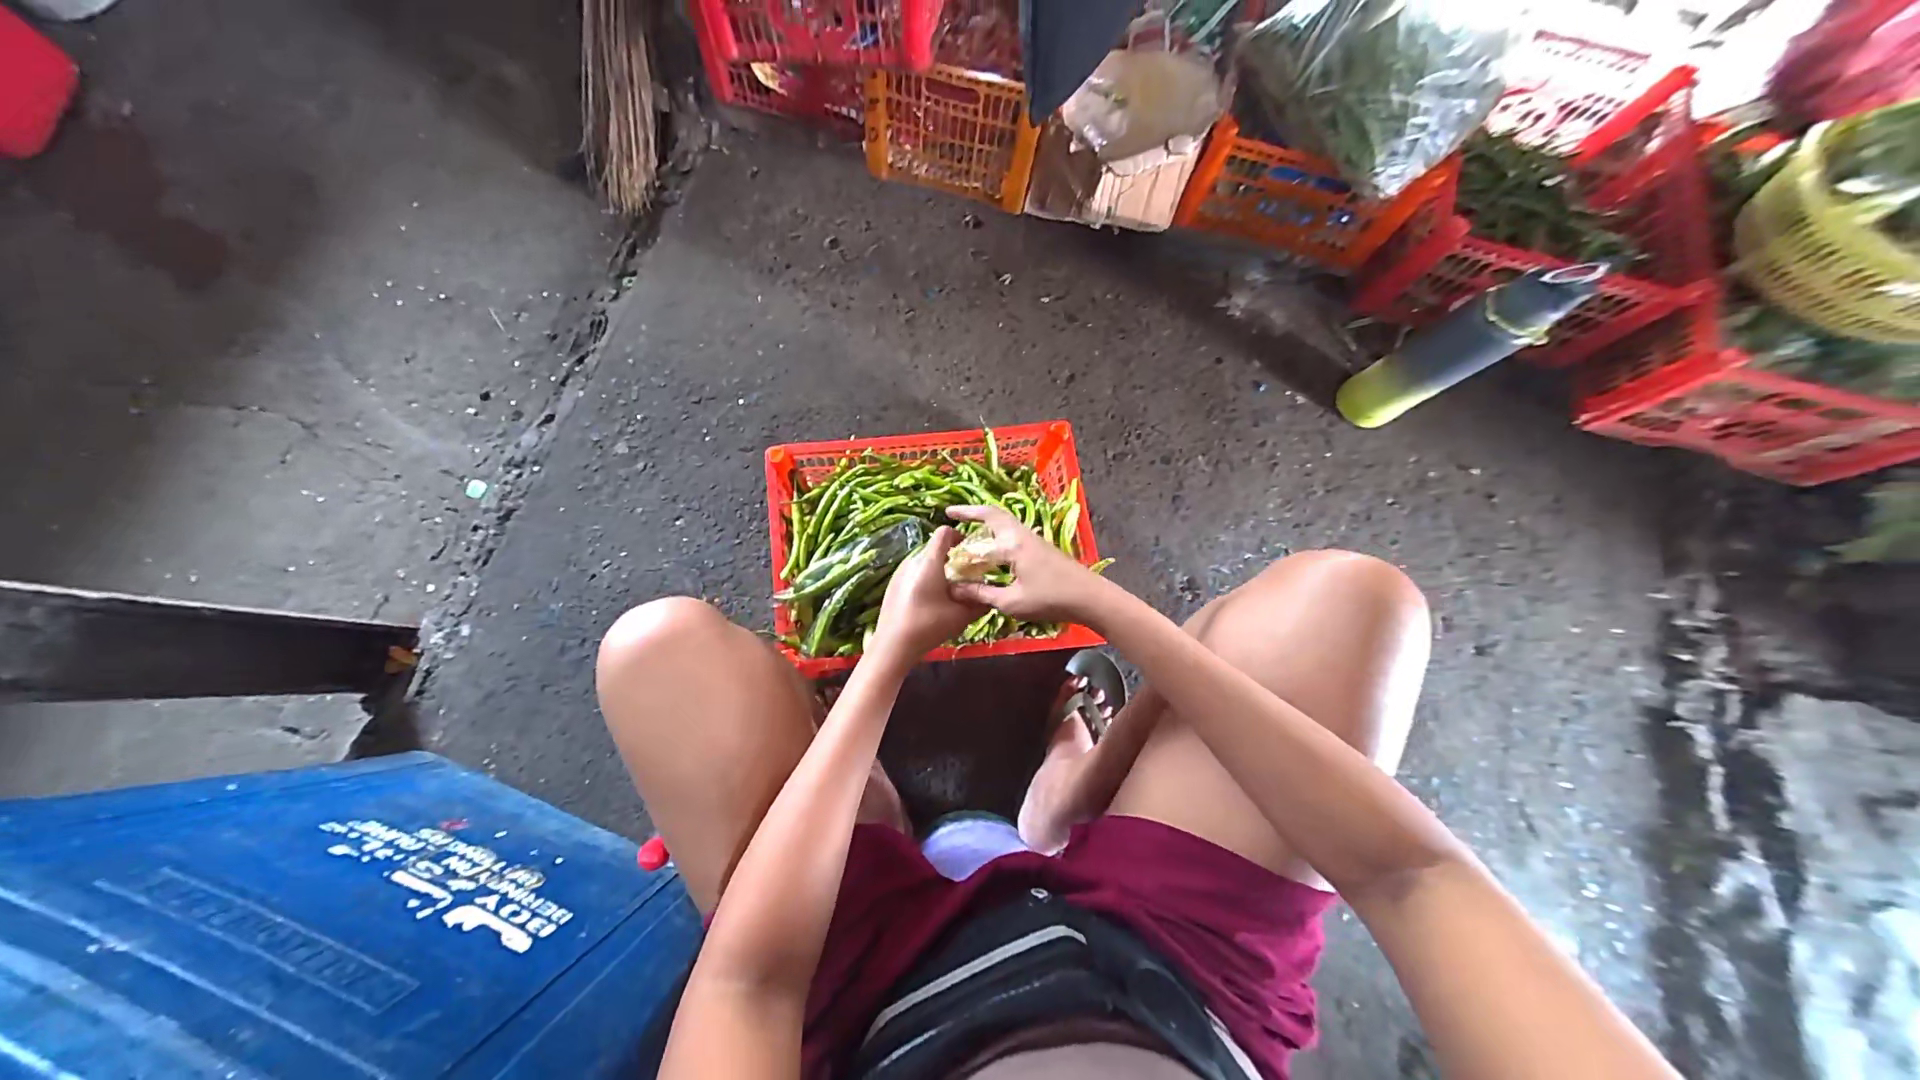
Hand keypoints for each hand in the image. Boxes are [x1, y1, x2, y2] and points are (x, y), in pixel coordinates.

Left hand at [871, 527, 985, 660]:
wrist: (892, 645)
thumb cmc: (928, 626)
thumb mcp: (961, 616)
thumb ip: (980, 603)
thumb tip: (991, 596)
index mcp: (929, 562)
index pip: (944, 532)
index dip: (959, 536)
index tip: (969, 552)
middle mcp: (912, 561)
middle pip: (935, 548)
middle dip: (951, 558)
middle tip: (964, 576)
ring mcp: (899, 572)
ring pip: (924, 561)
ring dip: (938, 569)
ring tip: (948, 591)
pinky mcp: (892, 584)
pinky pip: (913, 572)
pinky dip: (925, 578)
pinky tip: (929, 601)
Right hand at [945, 505, 1110, 623]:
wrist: (1090, 598)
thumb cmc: (1050, 599)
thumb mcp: (1011, 601)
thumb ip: (981, 594)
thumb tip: (954, 589)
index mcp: (1012, 544)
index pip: (982, 527)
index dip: (964, 518)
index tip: (946, 514)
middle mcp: (1022, 535)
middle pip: (995, 514)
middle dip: (975, 512)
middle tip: (957, 514)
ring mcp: (1034, 540)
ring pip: (1006, 523)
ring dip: (987, 522)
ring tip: (971, 531)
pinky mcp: (1042, 549)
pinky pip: (1014, 534)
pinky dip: (998, 534)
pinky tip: (994, 549)